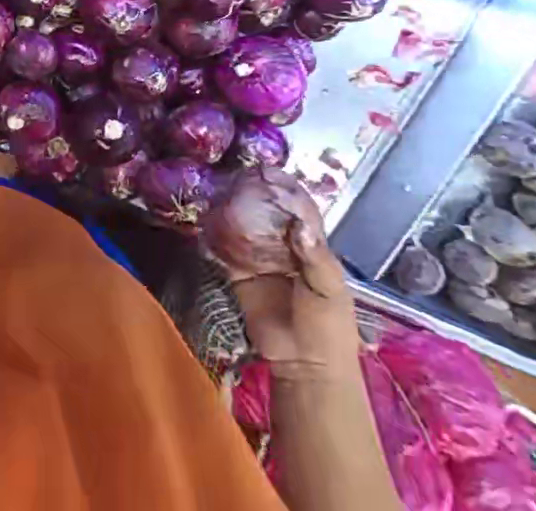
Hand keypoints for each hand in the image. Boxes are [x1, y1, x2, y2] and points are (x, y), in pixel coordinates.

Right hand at [223, 171, 359, 379]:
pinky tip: (205, 220)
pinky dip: (215, 237)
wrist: (305, 365)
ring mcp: (259, 261)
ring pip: (243, 230)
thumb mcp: (329, 290)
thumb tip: (297, 224)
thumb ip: (314, 257)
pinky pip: (225, 252)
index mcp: (310, 248)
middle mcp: (282, 249)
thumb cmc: (328, 327)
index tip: (267, 170)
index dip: (284, 192)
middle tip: (234, 175)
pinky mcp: (239, 276)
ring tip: (217, 190)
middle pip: (265, 217)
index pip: (296, 213)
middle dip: (252, 197)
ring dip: (231, 213)